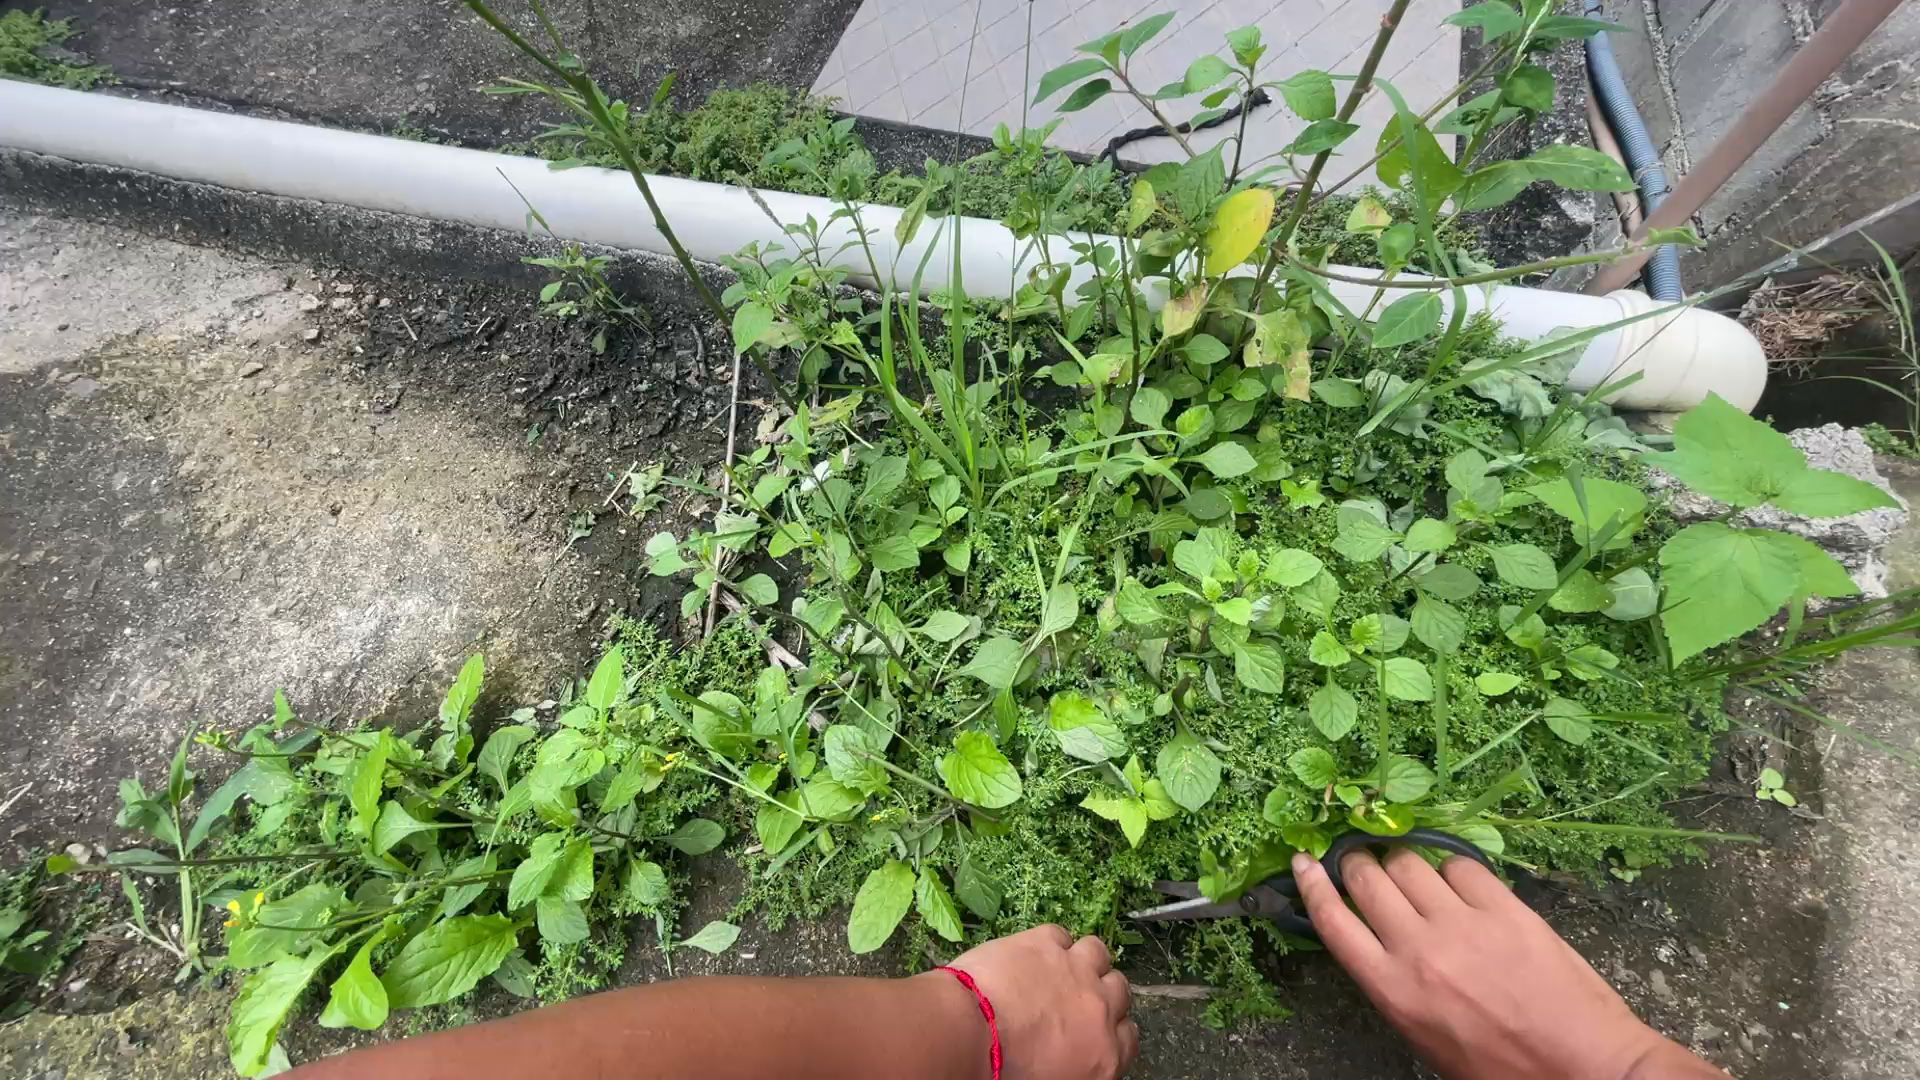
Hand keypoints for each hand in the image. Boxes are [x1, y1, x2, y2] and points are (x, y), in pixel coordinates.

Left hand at [943, 925, 1136, 1079]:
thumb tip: (1070, 1053)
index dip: (1112, 1029)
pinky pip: (1061, 934)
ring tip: (1063, 968)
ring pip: (1098, 952)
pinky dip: (1052, 942)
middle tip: (1077, 997)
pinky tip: (1035, 953)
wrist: (973, 1033)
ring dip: (1085, 959)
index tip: (1096, 1027)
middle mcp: (1099, 1008)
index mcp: (1104, 1055)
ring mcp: (1074, 969)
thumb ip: (1078, 1064)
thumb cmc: (1006, 1072)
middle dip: (1102, 991)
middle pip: (1119, 989)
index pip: (1128, 1037)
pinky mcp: (1045, 941)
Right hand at [1292, 849, 1684, 1079]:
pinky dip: (1453, 871)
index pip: (1331, 918)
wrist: (1593, 1075)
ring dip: (1401, 863)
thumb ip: (1389, 979)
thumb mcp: (1424, 1034)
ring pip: (1406, 861)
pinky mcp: (1504, 911)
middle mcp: (1417, 949)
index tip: (1304, 861)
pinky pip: (1458, 866)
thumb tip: (1367, 929)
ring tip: (1414, 875)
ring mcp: (1461, 925)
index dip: (1311, 883)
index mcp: (1393, 988)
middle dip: (1358, 864)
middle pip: (1364, 876)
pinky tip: (1462, 887)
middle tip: (1364, 864)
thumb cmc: (1501, 1067)